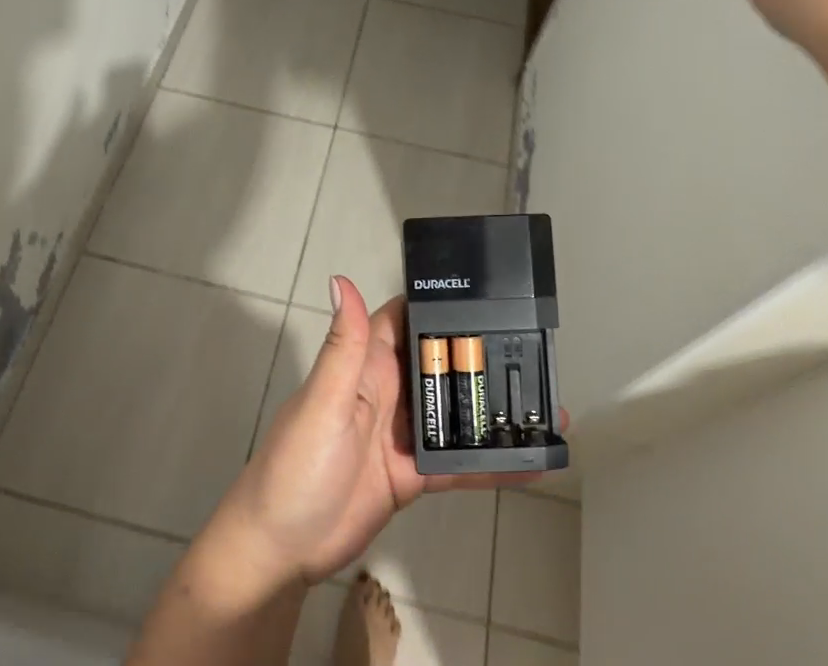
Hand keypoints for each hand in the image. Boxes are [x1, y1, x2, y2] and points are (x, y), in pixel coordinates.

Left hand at [212, 276, 557, 585]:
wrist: (281, 549)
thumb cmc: (294, 467)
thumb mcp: (322, 404)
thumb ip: (343, 348)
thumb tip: (342, 279)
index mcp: (363, 369)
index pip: (404, 322)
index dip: (439, 305)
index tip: (487, 292)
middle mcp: (386, 395)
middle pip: (440, 367)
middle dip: (481, 358)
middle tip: (537, 353)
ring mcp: (401, 435)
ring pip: (454, 414)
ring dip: (492, 411)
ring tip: (545, 409)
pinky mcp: (411, 474)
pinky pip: (457, 463)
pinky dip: (490, 463)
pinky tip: (531, 463)